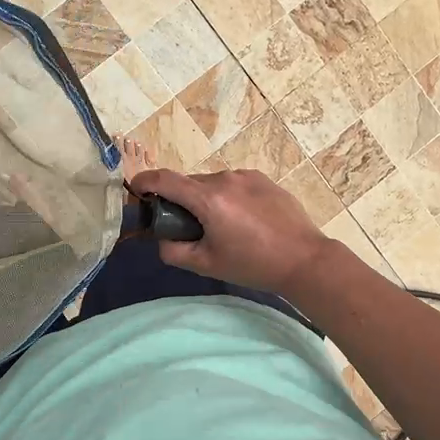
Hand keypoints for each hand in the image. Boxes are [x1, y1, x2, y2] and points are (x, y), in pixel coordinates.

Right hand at [128, 168, 342, 295]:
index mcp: (208, 198)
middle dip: (179, 200)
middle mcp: (225, 179)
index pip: (165, 179)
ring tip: (219, 227)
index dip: (144, 182)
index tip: (135, 190)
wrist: (304, 259)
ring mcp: (247, 176)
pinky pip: (234, 183)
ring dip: (205, 199)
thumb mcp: (207, 264)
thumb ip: (174, 252)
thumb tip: (161, 240)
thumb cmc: (253, 264)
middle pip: (189, 183)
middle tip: (184, 227)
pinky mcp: (263, 179)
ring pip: (212, 183)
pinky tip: (242, 221)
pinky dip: (227, 197)